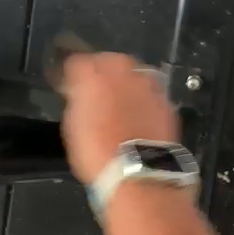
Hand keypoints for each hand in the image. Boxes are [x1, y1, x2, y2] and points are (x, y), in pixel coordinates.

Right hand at [59, 52, 181, 181]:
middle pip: (107, 61)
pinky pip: (149, 93)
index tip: (68, 87)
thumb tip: (77, 91)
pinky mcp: (165, 100)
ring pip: (132, 74)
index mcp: (91, 73)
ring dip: (124, 84)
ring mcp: (147, 83)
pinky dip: (142, 100)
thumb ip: (76, 98)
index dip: (71, 75)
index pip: (76, 61)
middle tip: (94, 94)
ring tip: (118, 104)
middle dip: (100, 74)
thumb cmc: (96, 151)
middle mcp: (122, 70)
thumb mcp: (72, 124)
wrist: (137, 173)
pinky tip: (137, 116)